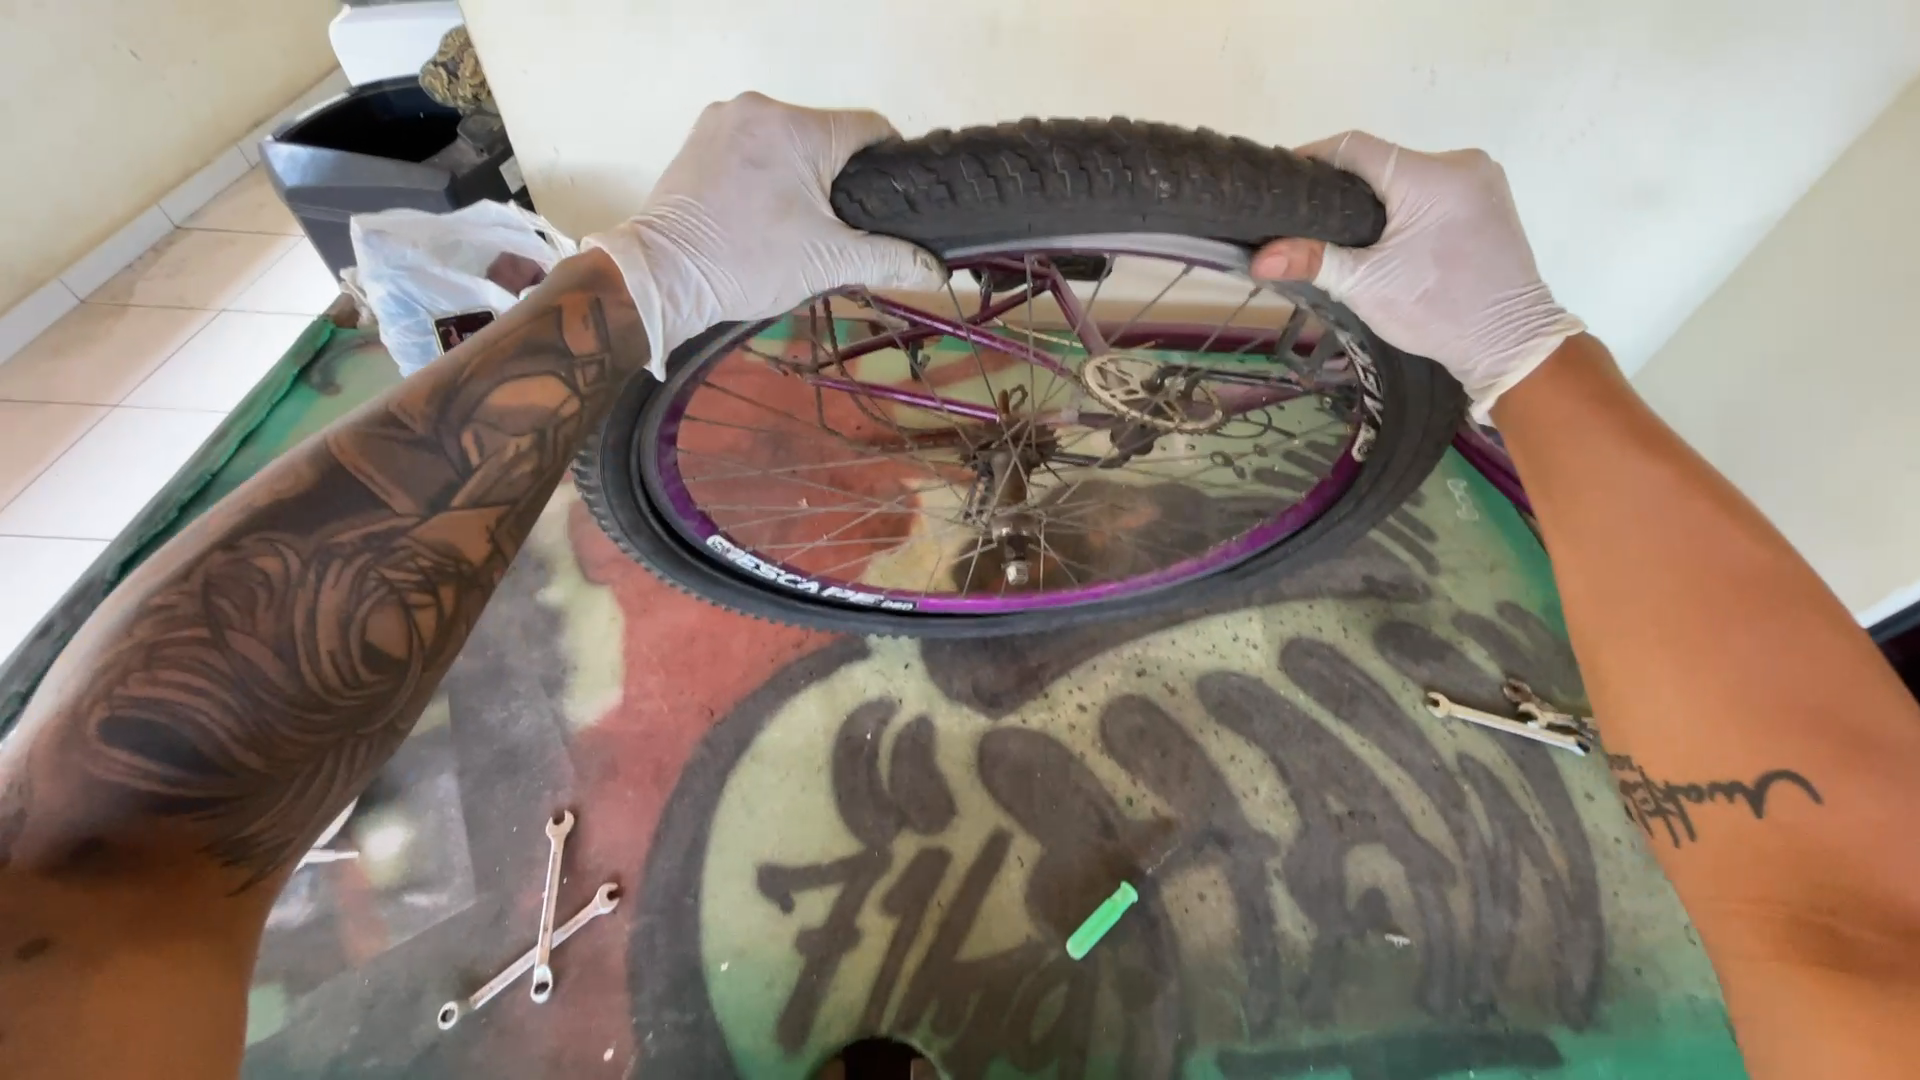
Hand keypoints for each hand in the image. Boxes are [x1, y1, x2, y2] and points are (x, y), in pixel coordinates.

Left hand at [587, 92, 946, 375]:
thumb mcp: (829, 262)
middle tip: (842, 226)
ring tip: (800, 225)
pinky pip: (753, 148)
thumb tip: (938, 273)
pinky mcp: (699, 139)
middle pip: (827, 136)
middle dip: (841, 178)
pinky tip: (765, 212)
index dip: (890, 162)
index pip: (869, 127)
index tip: (890, 199)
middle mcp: (759, 108)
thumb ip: (889, 259)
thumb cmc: (748, 263)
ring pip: (788, 142)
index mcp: (797, 128)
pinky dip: (768, 174)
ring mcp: (723, 119)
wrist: (664, 277)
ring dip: (803, 177)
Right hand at [1251, 132, 1584, 420]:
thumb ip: (1311, 261)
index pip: (1355, 147)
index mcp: (1429, 176)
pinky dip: (1403, 206)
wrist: (1508, 340)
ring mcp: (1480, 178)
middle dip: (1342, 188)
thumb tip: (1257, 260)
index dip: (1312, 158)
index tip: (1283, 181)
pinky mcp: (1489, 197)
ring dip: (1373, 199)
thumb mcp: (1364, 286)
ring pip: (1407, 176)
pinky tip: (1387, 236)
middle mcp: (1460, 162)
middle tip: (1306, 220)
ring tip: (1343, 233)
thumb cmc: (1434, 310)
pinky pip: (1432, 189)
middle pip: (1382, 163)